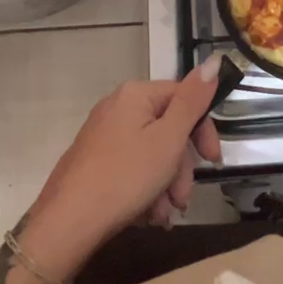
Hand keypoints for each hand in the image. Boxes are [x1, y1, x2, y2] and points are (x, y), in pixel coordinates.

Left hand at [19, 56, 223, 279]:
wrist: (67, 223)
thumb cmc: (124, 177)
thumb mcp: (168, 139)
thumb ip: (193, 101)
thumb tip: (214, 60)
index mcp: (136, 94)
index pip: (184, 98)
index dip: (203, 130)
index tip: (213, 161)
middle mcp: (118, 107)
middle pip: (168, 129)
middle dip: (181, 168)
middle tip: (182, 200)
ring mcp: (104, 135)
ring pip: (152, 154)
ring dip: (165, 185)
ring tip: (163, 215)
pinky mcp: (95, 161)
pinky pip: (132, 168)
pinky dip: (145, 190)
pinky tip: (146, 216)